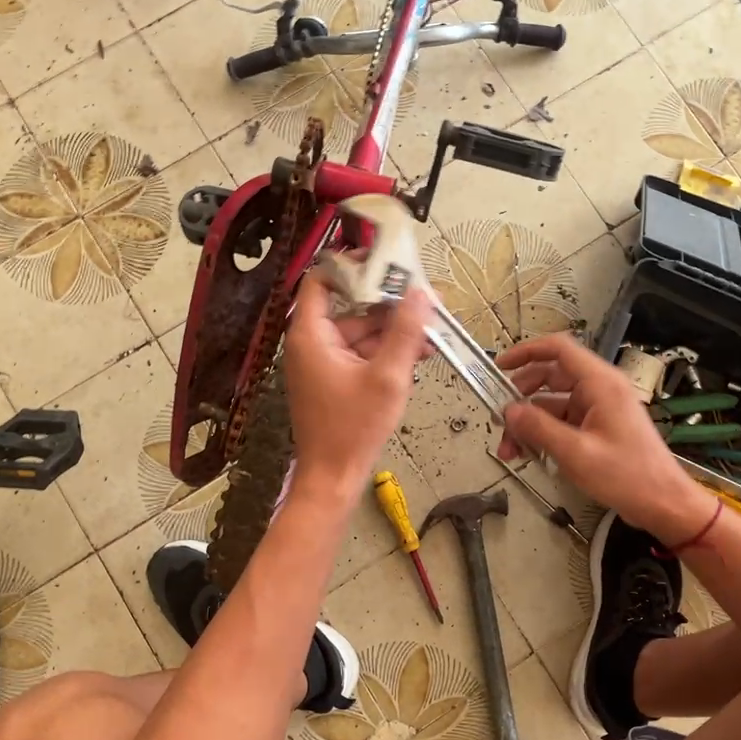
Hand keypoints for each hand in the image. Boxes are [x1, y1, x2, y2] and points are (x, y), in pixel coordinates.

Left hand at [281, 274, 429, 493]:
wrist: (332, 478)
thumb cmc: (352, 431)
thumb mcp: (387, 376)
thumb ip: (404, 331)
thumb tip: (420, 293)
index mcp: (311, 335)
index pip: (322, 280)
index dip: (350, 265)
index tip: (383, 262)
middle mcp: (311, 344)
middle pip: (350, 308)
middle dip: (388, 307)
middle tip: (422, 301)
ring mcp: (322, 363)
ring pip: (360, 333)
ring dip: (393, 333)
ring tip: (429, 334)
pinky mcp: (333, 380)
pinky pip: (360, 355)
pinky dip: (384, 353)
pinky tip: (416, 355)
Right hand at [497, 335, 716, 544]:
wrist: (664, 503)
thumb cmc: (627, 476)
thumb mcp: (576, 453)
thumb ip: (539, 428)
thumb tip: (508, 411)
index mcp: (600, 384)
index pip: (559, 349)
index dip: (526, 352)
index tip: (500, 367)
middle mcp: (600, 389)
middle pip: (551, 376)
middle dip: (522, 396)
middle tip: (501, 419)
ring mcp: (600, 408)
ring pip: (554, 402)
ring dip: (530, 421)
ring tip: (510, 448)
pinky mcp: (599, 427)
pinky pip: (564, 421)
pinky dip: (545, 433)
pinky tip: (530, 454)